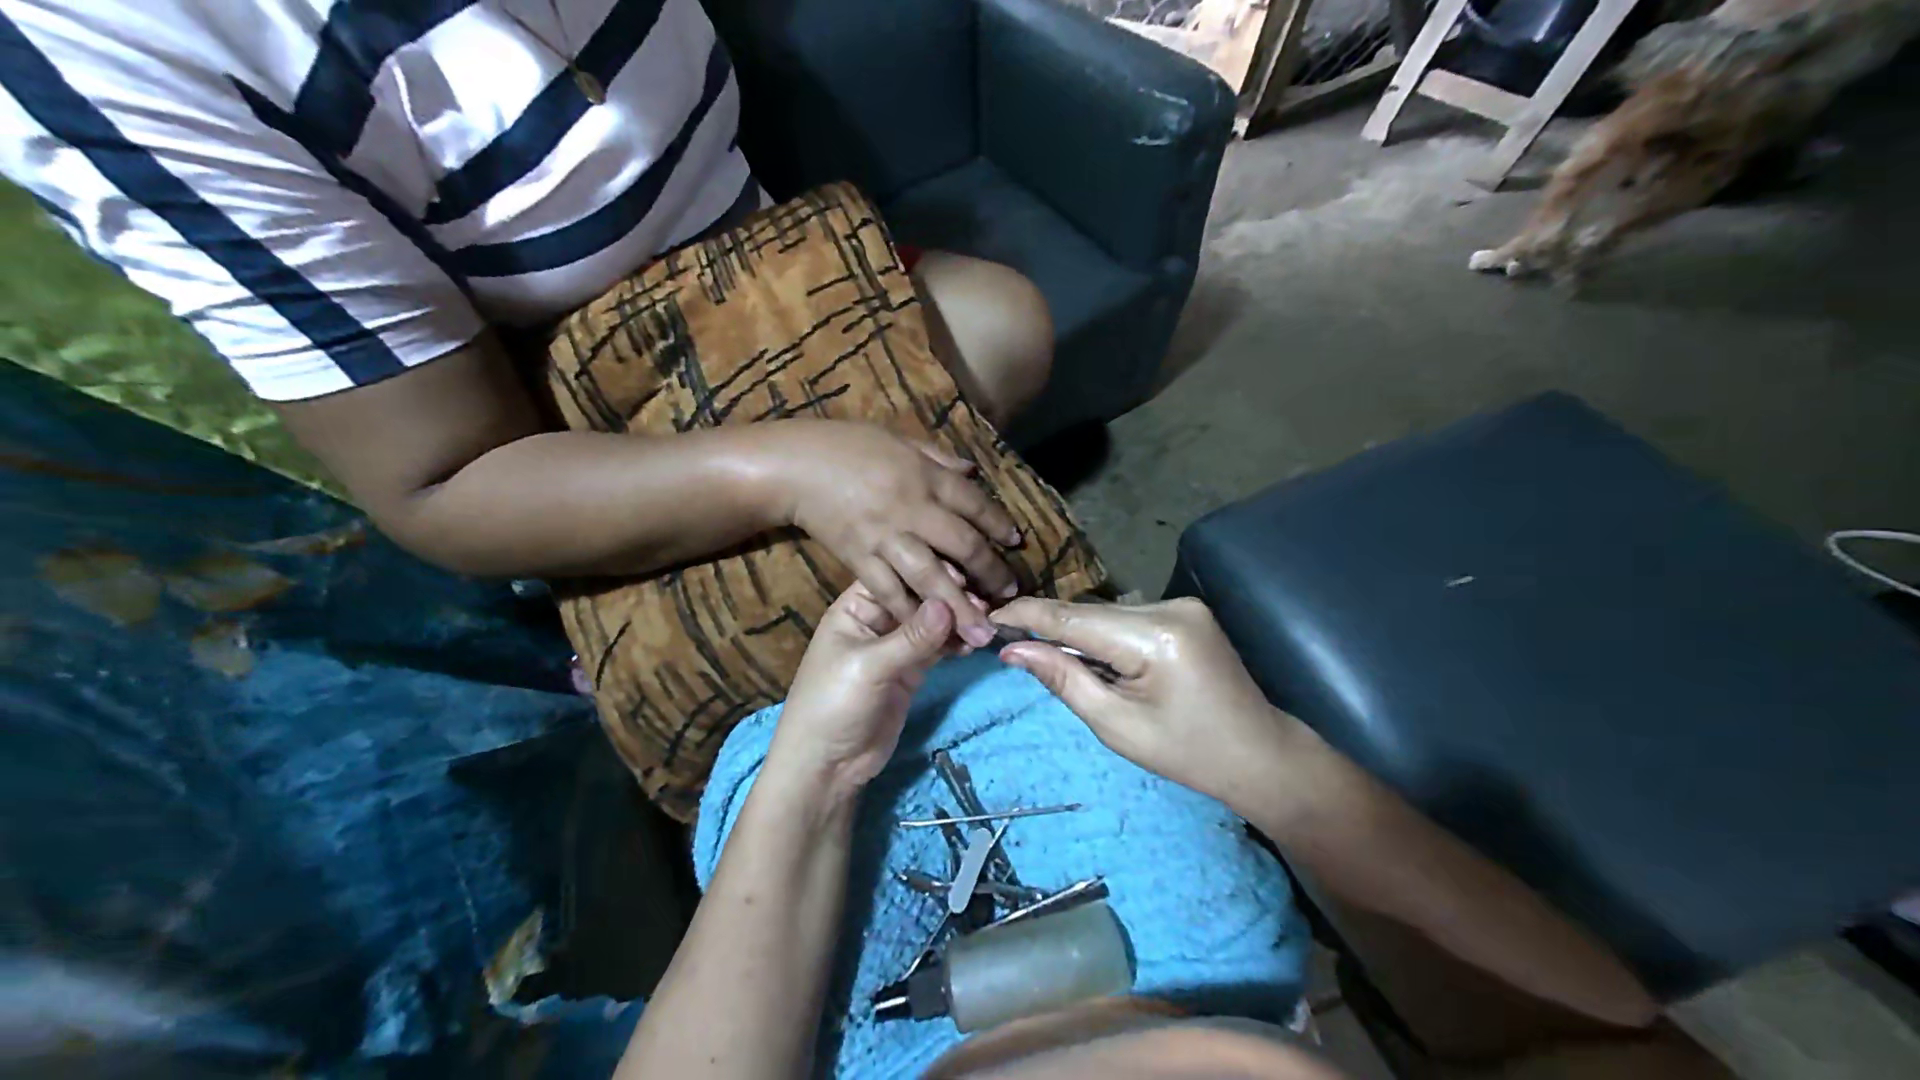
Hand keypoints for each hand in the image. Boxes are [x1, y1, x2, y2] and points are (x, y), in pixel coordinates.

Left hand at [768, 584, 964, 796]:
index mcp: (856, 607)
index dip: (928, 575)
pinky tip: (975, 644)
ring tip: (984, 626)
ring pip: (933, 624)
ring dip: (958, 623)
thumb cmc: (832, 705)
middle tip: (982, 607)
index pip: (896, 578)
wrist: (826, 767)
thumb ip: (910, 637)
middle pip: (919, 598)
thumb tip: (948, 603)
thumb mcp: (868, 667)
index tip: (962, 579)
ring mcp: (896, 646)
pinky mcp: (911, 670)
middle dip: (950, 601)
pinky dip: (956, 645)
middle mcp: (877, 619)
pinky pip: (939, 648)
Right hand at [777, 421, 1020, 647]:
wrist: (793, 468)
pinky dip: (910, 614)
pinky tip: (928, 633)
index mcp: (924, 477)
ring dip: (958, 606)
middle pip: (960, 545)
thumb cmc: (846, 446)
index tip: (1016, 542)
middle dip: (988, 573)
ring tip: (979, 632)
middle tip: (1010, 598)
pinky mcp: (859, 561)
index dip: (998, 524)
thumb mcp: (899, 439)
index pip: (973, 503)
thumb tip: (972, 471)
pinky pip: (888, 591)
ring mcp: (885, 539)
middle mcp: (911, 511)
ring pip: (929, 577)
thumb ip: (937, 457)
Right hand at [991, 597, 1303, 804]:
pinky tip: (1096, 659)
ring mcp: (1182, 604)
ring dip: (1077, 633)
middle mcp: (1169, 606)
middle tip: (1012, 646)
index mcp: (1154, 637)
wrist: (1260, 754)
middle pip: (1088, 612)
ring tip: (1054, 660)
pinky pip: (1126, 617)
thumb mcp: (1116, 725)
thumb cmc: (1188, 753)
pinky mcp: (1186, 610)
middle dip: (1049, 627)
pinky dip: (1103, 635)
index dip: (1026, 615)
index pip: (1073, 617)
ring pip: (1106, 613)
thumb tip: (1013, 650)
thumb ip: (1063, 678)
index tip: (988, 618)